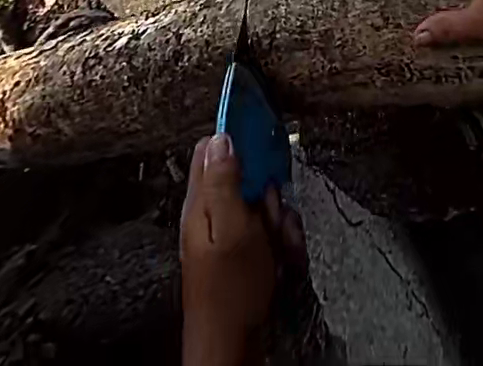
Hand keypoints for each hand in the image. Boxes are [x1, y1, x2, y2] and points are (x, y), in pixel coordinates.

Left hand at [180, 134, 302, 365]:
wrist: (232, 348)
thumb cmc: (230, 292)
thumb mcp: (231, 228)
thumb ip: (224, 182)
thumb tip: (221, 137)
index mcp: (200, 203)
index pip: (211, 148)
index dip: (237, 140)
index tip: (262, 144)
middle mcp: (210, 213)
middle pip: (242, 174)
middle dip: (266, 186)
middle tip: (271, 210)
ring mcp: (226, 232)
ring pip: (259, 201)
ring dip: (277, 214)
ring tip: (279, 238)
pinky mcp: (241, 250)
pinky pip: (265, 227)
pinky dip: (279, 235)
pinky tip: (282, 253)